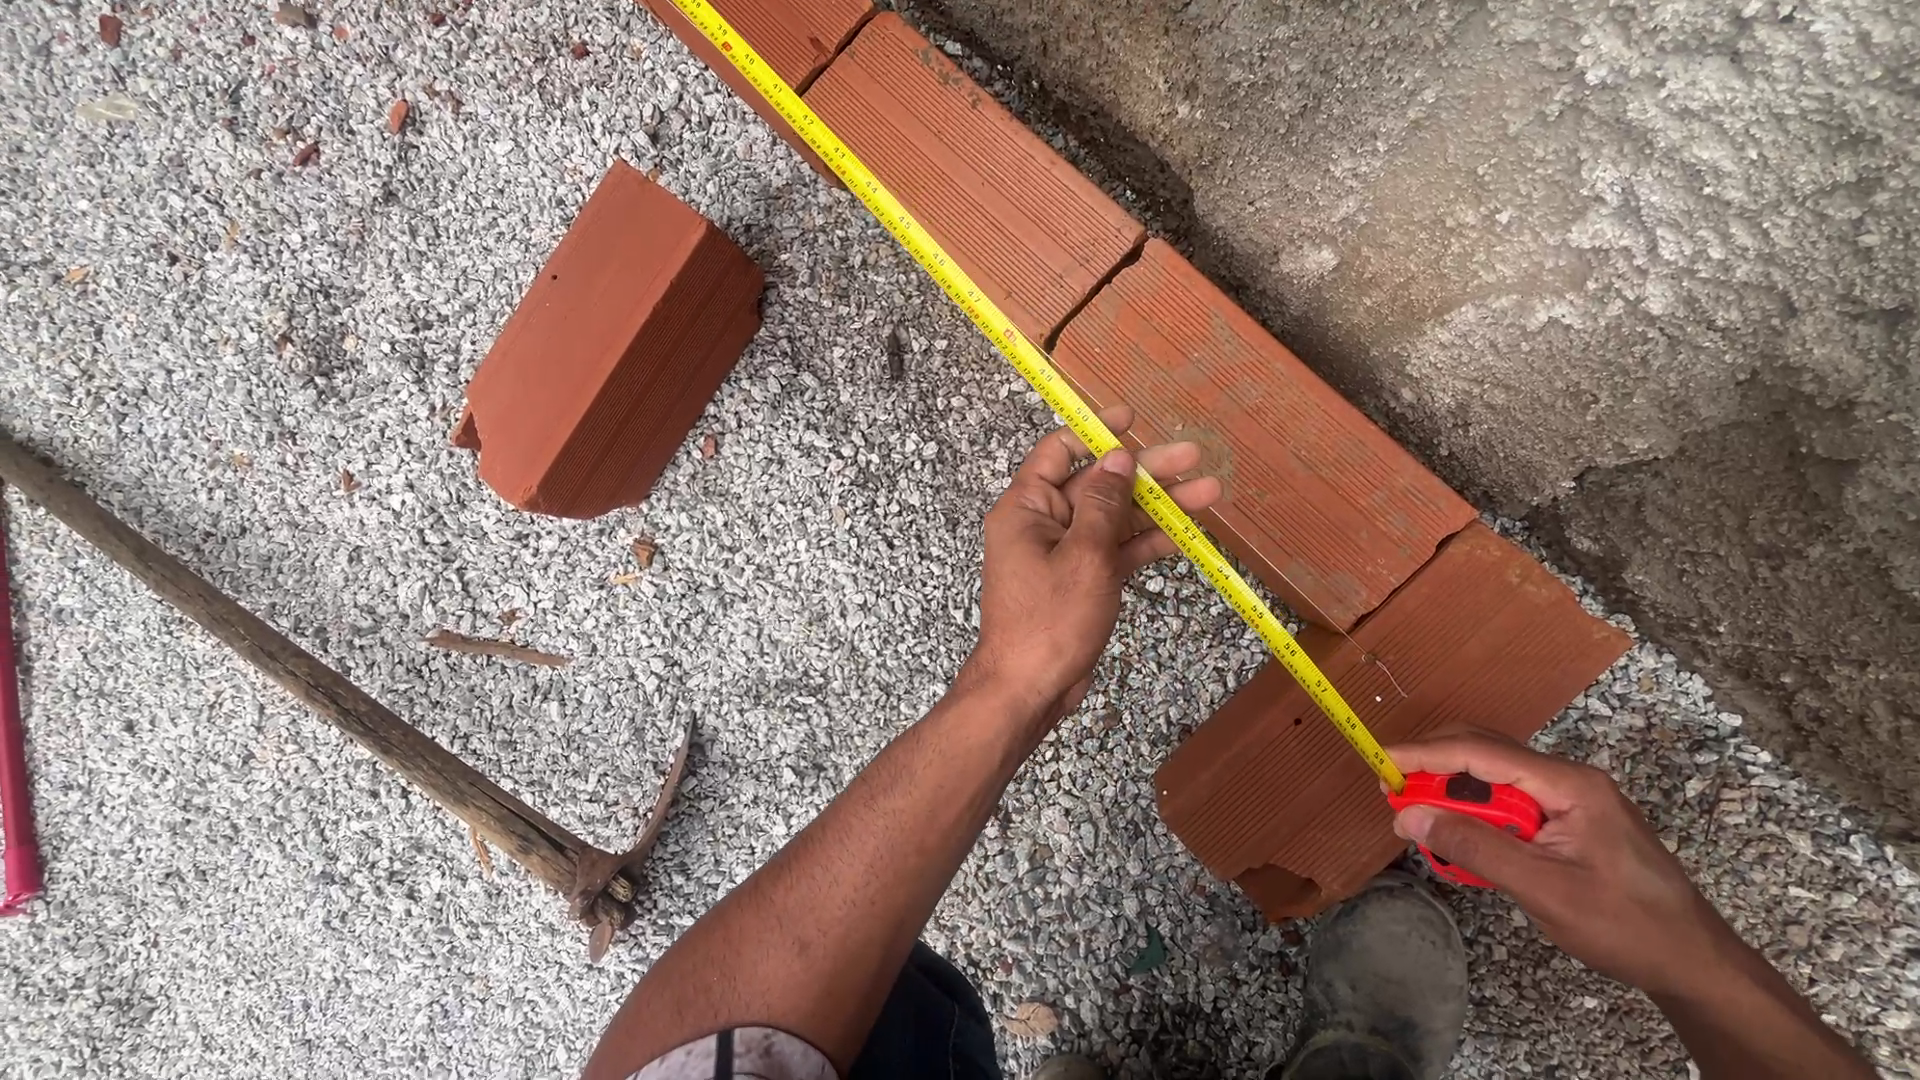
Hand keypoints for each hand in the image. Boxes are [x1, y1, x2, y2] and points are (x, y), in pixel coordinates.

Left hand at [963, 407, 1221, 724]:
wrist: (1031, 689)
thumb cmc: (1048, 620)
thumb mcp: (1083, 555)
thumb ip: (1103, 503)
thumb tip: (1117, 458)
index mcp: (1026, 508)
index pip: (1058, 451)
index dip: (1096, 431)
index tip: (1133, 418)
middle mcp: (1042, 524)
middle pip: (1097, 484)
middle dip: (1145, 472)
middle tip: (1195, 456)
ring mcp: (1064, 554)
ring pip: (1113, 519)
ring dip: (1157, 508)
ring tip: (1209, 491)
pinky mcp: (1082, 580)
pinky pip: (1115, 552)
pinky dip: (1145, 543)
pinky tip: (1185, 532)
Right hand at [1386, 732, 1743, 998]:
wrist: (1698, 965)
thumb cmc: (1627, 926)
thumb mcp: (1543, 889)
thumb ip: (1474, 848)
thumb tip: (1410, 817)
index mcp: (1568, 784)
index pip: (1480, 752)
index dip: (1425, 754)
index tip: (1381, 760)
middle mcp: (1567, 778)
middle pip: (1483, 753)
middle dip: (1433, 769)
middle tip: (1394, 795)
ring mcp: (1569, 797)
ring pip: (1492, 777)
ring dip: (1453, 795)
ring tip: (1424, 823)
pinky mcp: (1566, 818)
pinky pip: (1506, 801)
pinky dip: (1475, 815)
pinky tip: (1464, 842)